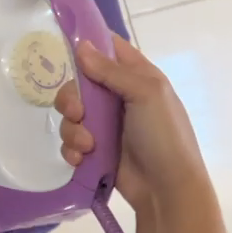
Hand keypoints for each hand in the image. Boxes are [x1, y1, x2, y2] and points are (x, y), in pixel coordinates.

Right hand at [54, 36, 209, 205]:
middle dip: (70, 99)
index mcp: (135, 76)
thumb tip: (80, 46)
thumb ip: (112, 71)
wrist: (166, 188)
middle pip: (77, 84)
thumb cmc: (164, 135)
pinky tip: (83, 159)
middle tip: (77, 114)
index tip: (65, 49)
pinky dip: (72, 149)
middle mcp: (117, 96)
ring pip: (70, 115)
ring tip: (88, 146)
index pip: (108, 48)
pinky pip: (70, 141)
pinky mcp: (94, 148)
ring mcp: (104, 124)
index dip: (86, 45)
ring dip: (73, 131)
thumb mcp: (146, 94)